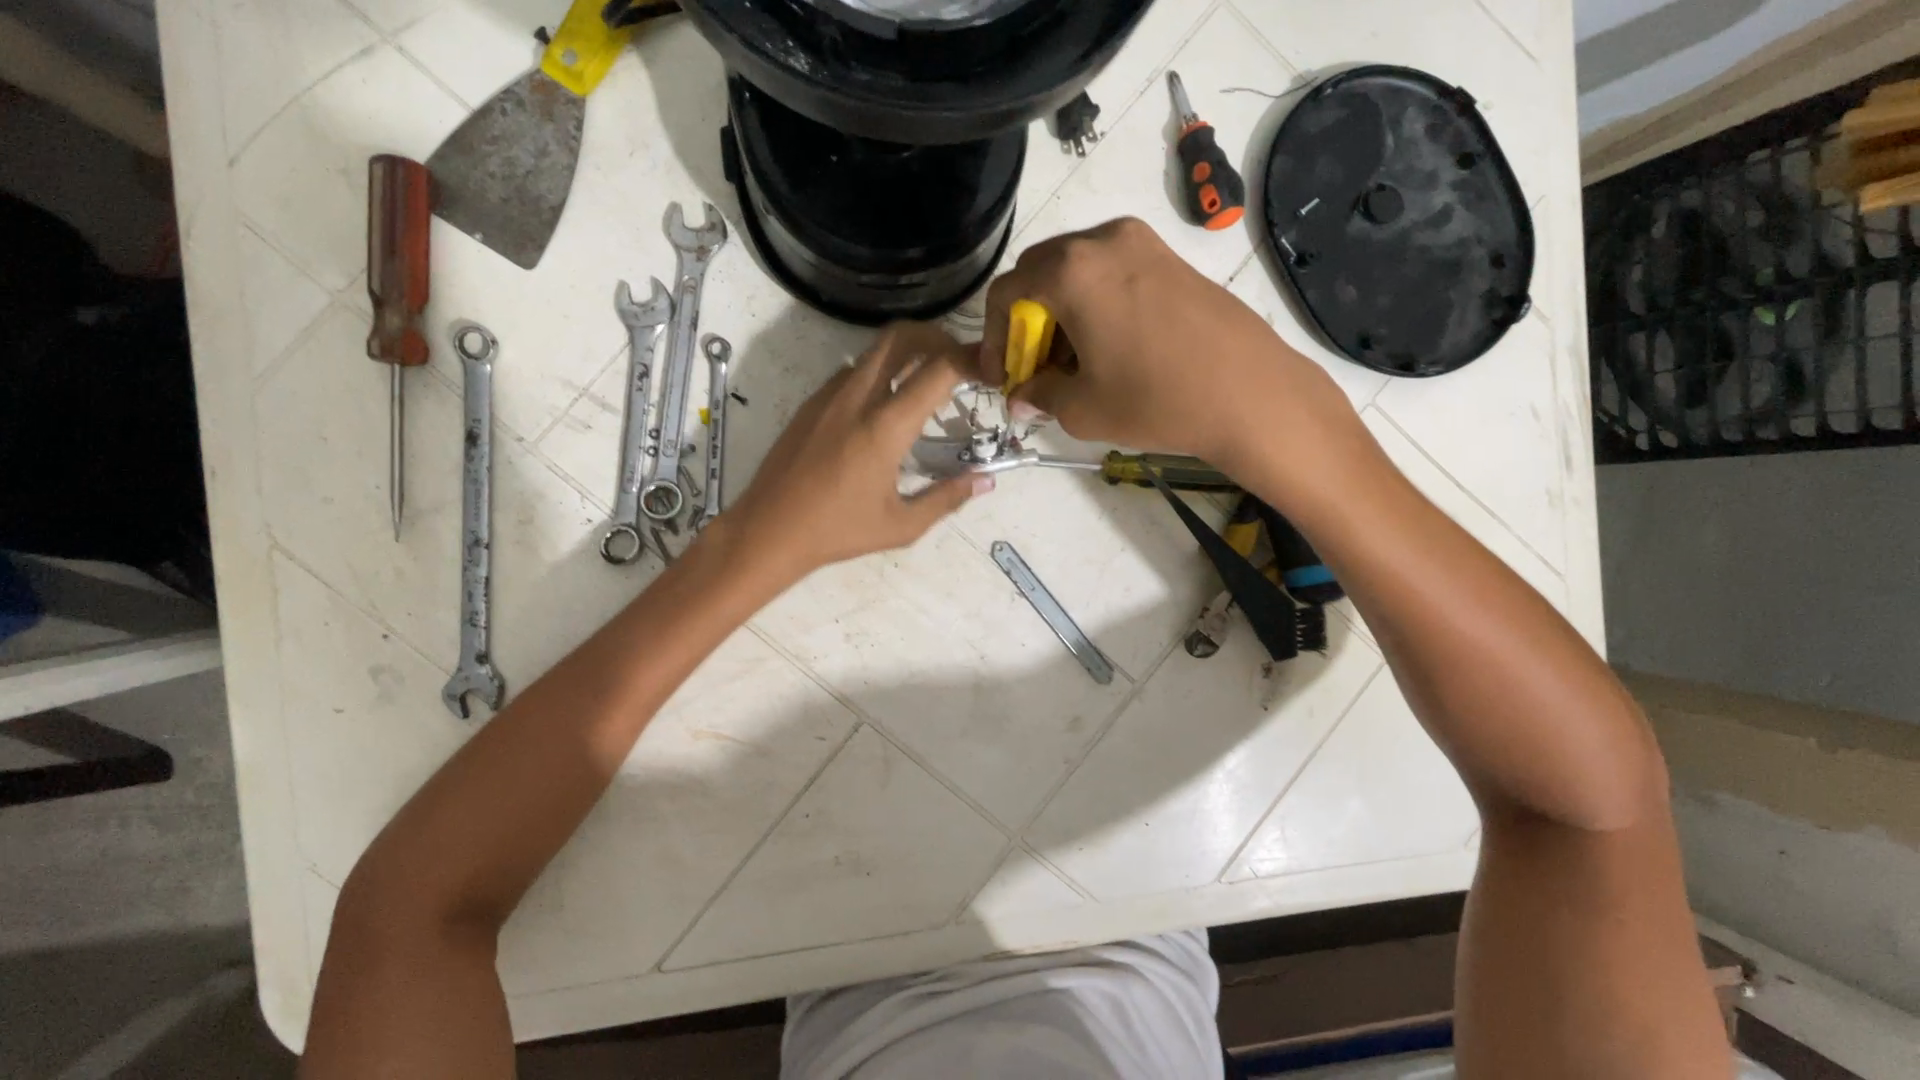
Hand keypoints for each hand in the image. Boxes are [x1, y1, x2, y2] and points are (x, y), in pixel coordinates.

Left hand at [715, 322, 991, 582]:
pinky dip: (881, 373)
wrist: (767, 530)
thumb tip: (985, 481)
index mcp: (885, 427)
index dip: (972, 359)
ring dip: (907, 354)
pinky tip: (887, 409)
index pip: (938, 368)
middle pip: (902, 336)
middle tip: (959, 360)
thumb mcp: (902, 526)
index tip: (990, 369)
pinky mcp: (812, 403)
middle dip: (938, 337)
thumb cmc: (837, 532)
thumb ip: (947, 498)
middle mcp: (857, 397)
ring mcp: (830, 395)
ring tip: (927, 384)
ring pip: (876, 350)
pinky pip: (853, 371)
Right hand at [978, 218, 1354, 470]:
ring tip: (1072, 363)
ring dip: (1060, 312)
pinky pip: (1112, 271)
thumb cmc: (1156, 400)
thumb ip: (1039, 394)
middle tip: (1034, 368)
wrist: (1251, 392)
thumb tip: (1022, 394)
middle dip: (1027, 322)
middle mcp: (1102, 240)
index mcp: (1070, 270)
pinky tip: (1108, 346)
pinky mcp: (1170, 256)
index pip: (1005, 293)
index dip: (992, 338)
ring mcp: (1142, 242)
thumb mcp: (1082, 408)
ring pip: (1076, 270)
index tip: (1000, 375)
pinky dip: (1094, 303)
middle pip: (1039, 272)